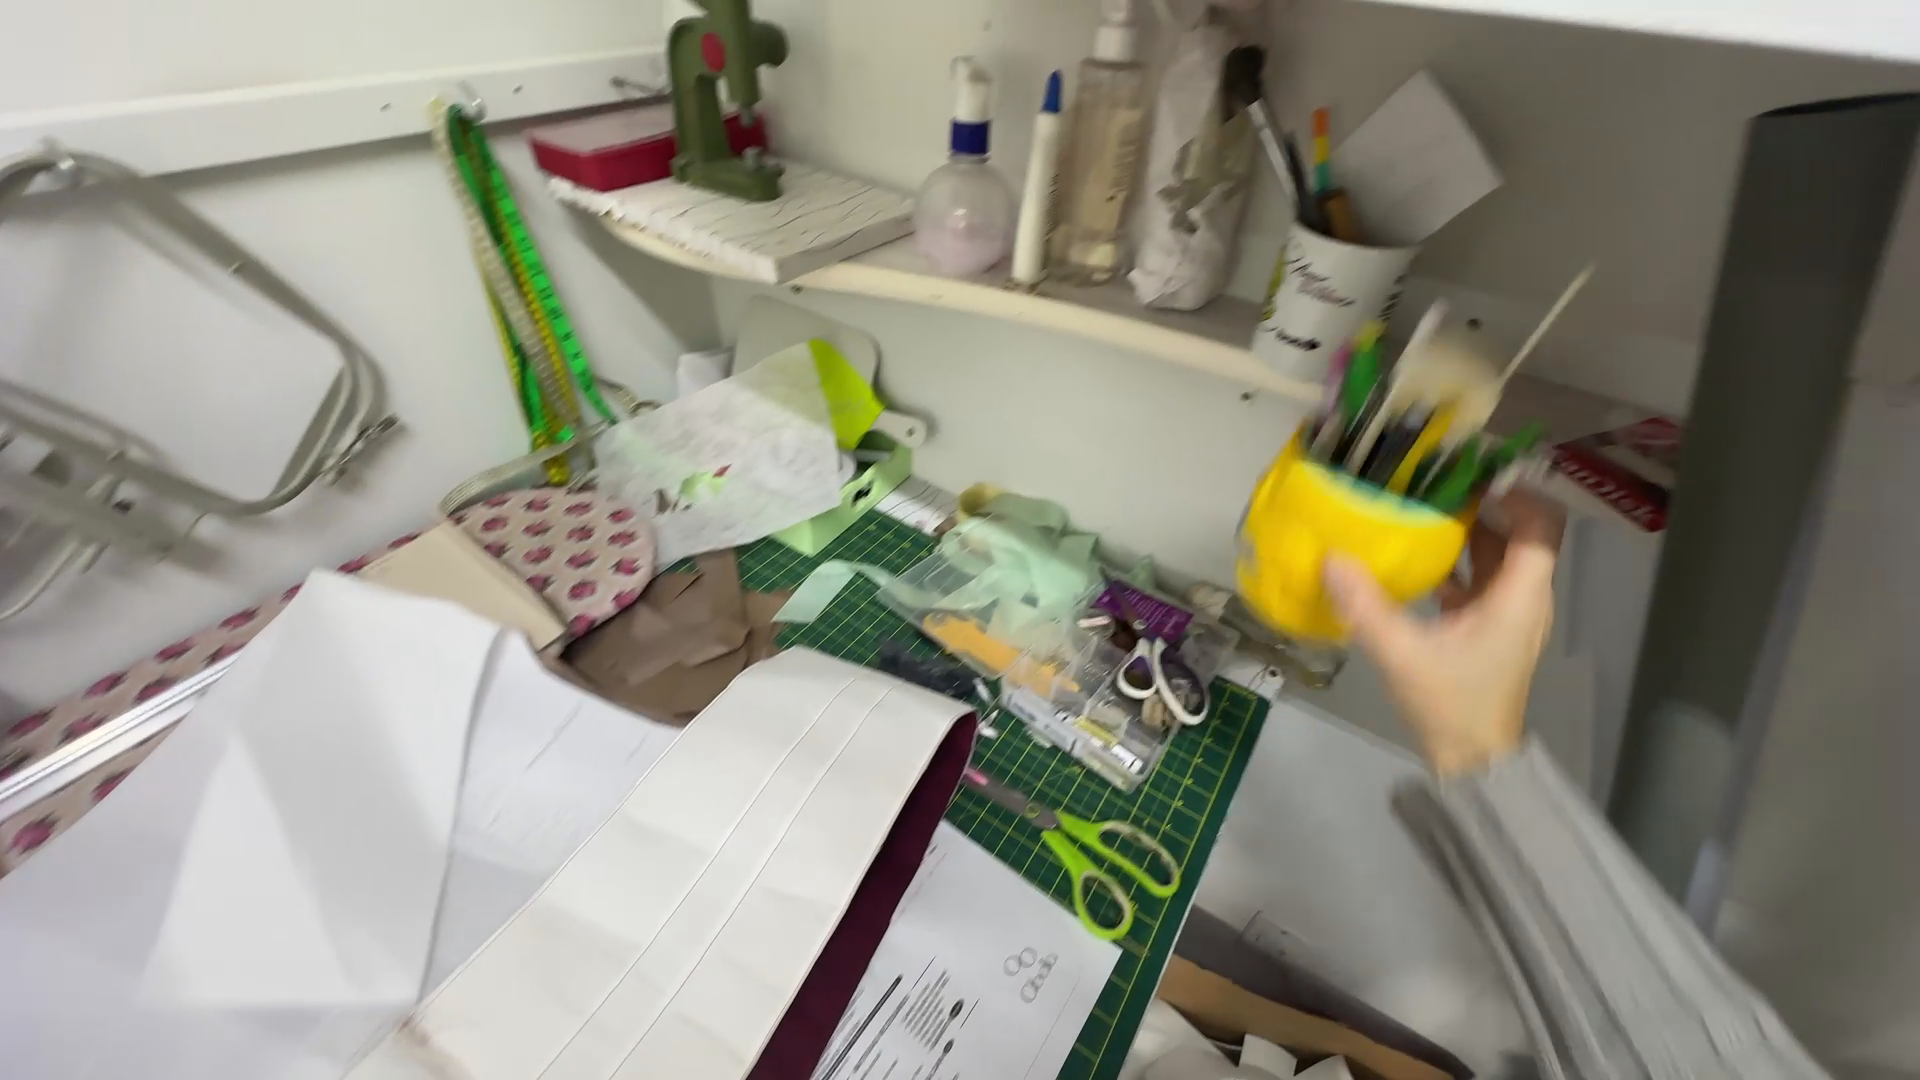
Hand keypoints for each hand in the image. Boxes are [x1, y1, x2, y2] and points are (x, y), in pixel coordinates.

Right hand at [1323, 489, 1566, 775]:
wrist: (1472, 756)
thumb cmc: (1451, 703)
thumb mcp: (1402, 654)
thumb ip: (1367, 607)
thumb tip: (1331, 558)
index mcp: (1518, 596)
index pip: (1542, 527)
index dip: (1516, 493)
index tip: (1469, 474)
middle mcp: (1522, 597)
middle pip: (1517, 533)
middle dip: (1479, 504)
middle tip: (1429, 484)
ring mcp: (1506, 612)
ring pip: (1495, 555)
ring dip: (1464, 530)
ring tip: (1416, 510)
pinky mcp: (1487, 625)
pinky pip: (1477, 578)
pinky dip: (1452, 559)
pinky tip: (1411, 557)